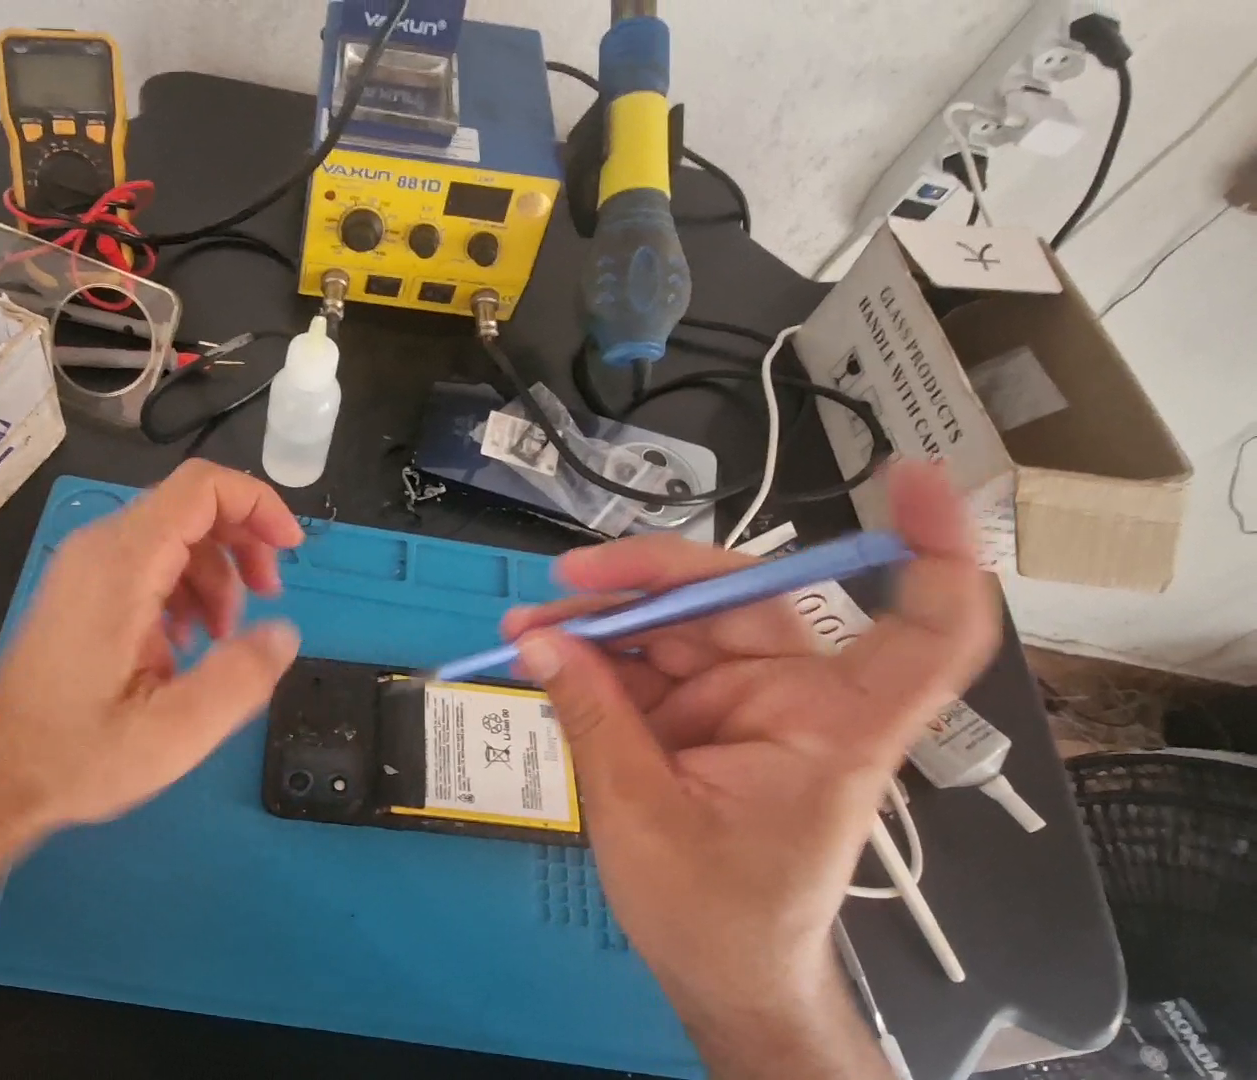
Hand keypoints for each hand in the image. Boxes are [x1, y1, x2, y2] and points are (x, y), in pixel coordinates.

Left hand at [0, 461, 304, 833]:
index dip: (257, 504)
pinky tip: (182, 646)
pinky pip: (149, 563)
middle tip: (267, 598)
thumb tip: (284, 633)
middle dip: (243, 544)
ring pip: (174, 536)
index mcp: (122, 565)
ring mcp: (86, 566)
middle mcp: (100, 549)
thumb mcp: (176, 731)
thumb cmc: (79, 755)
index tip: (290, 550)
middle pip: (191, 506)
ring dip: (215, 576)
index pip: (201, 487)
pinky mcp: (82, 589)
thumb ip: (241, 677)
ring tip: (220, 638)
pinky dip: (183, 590)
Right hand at [503, 464, 997, 1062]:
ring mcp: (741, 698)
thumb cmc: (714, 914)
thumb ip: (593, 717)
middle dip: (642, 581)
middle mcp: (795, 695)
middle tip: (560, 586)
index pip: (920, 633)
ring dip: (597, 620)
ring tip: (526, 629)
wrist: (715, 974)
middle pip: (737, 598)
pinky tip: (541, 654)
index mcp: (828, 723)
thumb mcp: (641, 813)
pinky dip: (590, 654)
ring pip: (673, 621)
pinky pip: (643, 659)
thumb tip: (540, 642)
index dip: (932, 553)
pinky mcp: (696, 710)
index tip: (909, 480)